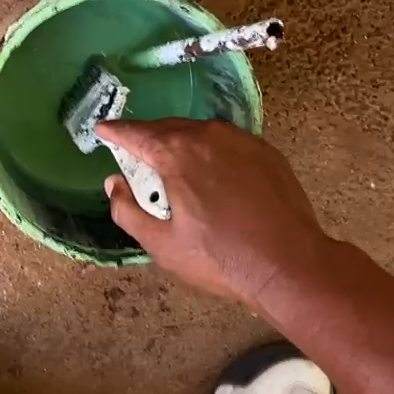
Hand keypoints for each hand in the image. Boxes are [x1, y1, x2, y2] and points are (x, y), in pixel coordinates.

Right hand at [99, 118, 334, 307]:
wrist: (290, 264)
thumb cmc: (220, 257)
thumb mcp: (162, 244)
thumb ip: (127, 210)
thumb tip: (113, 183)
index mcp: (175, 153)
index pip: (134, 133)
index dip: (115, 131)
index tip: (103, 129)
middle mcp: (205, 135)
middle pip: (166, 129)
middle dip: (147, 139)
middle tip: (136, 155)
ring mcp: (239, 140)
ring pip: (198, 133)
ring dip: (180, 145)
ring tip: (174, 167)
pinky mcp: (265, 151)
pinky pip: (226, 143)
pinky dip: (211, 152)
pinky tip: (214, 176)